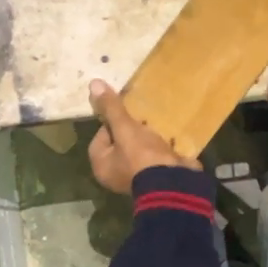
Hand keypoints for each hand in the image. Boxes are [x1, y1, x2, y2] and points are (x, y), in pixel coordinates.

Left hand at [87, 79, 198, 193]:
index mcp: (102, 166)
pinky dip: (161, 147)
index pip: (99, 138)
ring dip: (147, 138)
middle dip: (131, 130)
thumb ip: (111, 108)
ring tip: (156, 123)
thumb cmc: (142, 156)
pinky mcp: (157, 177)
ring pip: (139, 151)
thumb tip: (93, 84)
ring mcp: (138, 178)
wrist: (174, 183)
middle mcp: (116, 175)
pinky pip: (155, 157)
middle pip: (120, 144)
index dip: (110, 123)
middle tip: (141, 117)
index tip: (124, 114)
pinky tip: (169, 136)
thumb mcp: (124, 128)